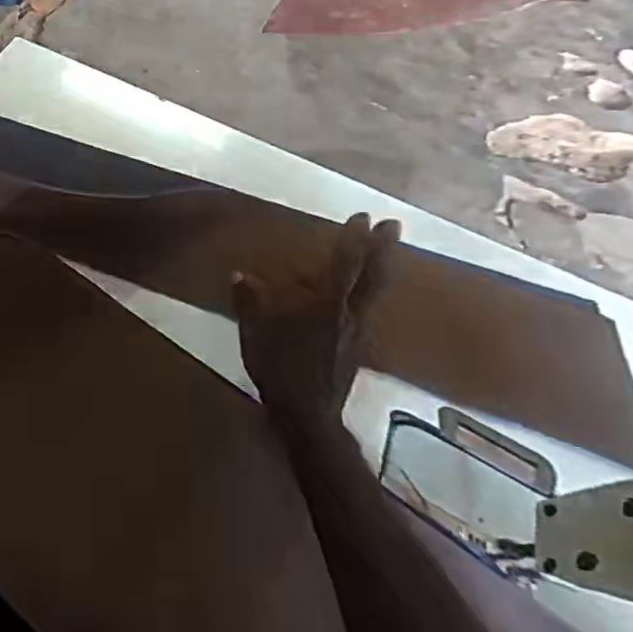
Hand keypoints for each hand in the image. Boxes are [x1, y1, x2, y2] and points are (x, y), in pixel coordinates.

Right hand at [232, 213, 400, 421]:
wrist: (308, 413)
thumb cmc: (280, 369)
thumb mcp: (255, 333)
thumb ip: (249, 303)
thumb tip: (239, 275)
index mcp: (325, 307)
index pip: (344, 266)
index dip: (353, 240)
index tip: (362, 218)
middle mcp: (349, 315)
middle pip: (373, 276)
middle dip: (383, 249)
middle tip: (393, 225)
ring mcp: (358, 331)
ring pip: (376, 292)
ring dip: (382, 268)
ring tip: (387, 251)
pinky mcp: (358, 346)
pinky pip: (369, 308)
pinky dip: (371, 291)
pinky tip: (363, 293)